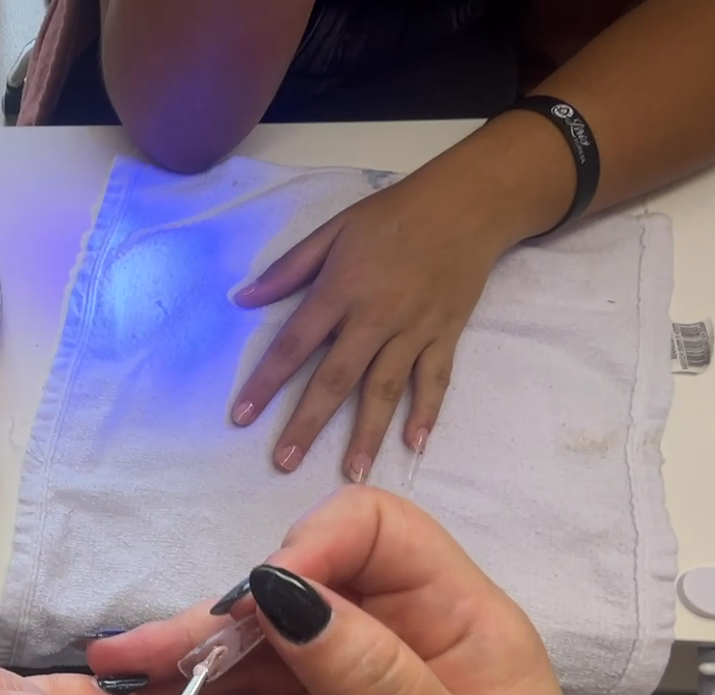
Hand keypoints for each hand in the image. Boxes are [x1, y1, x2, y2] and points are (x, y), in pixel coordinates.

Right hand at [89, 488, 595, 694]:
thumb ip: (370, 677)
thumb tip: (282, 589)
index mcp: (453, 616)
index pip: (376, 530)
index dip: (309, 546)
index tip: (247, 604)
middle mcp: (392, 622)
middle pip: (288, 586)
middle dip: (209, 620)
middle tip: (130, 656)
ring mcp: (343, 661)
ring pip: (252, 637)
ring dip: (183, 660)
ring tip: (116, 686)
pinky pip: (244, 684)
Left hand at [230, 168, 508, 479]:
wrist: (473, 199)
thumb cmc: (392, 216)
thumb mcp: (333, 231)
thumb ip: (287, 269)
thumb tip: (242, 299)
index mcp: (340, 291)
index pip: (293, 346)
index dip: (265, 383)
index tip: (241, 418)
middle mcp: (375, 317)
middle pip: (335, 379)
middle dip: (307, 424)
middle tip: (285, 463)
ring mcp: (414, 329)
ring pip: (385, 390)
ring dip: (366, 434)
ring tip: (350, 474)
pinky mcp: (447, 333)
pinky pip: (436, 379)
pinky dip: (427, 412)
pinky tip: (414, 446)